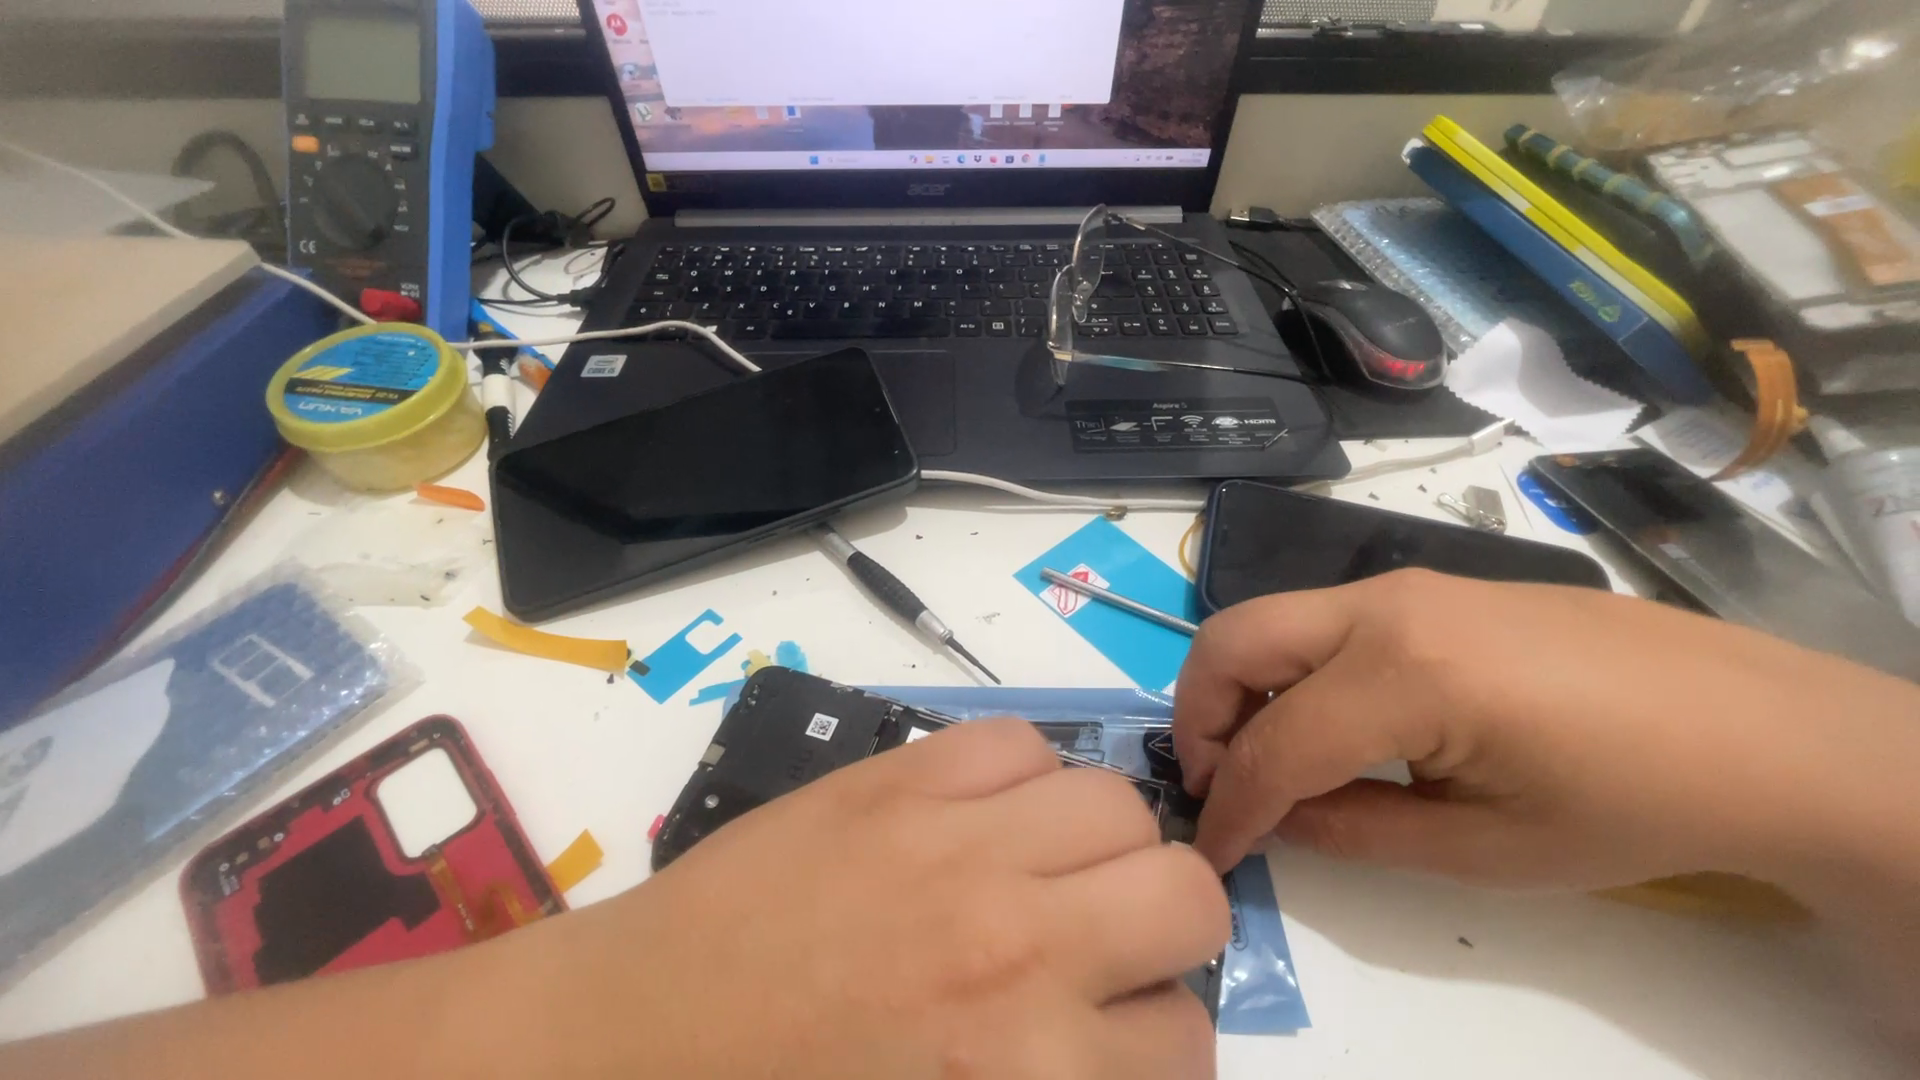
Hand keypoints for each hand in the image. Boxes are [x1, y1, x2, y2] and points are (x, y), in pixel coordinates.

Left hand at [494, 718, 1228, 1078]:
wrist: (636, 1038)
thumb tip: (1123, 1039)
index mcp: (1028, 1070)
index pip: (1186, 1040)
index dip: (1159, 1035)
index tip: (1118, 1027)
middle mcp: (1018, 944)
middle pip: (1185, 895)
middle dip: (1165, 922)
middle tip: (1107, 937)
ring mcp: (956, 843)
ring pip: (1118, 802)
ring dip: (1103, 842)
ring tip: (1048, 863)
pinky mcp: (899, 779)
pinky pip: (1017, 742)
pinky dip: (1024, 775)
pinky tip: (988, 812)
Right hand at [1173, 570, 1919, 895]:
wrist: (1771, 731)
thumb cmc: (1636, 804)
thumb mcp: (1484, 847)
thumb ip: (1351, 830)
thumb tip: (1270, 820)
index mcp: (1404, 673)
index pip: (1274, 745)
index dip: (1230, 806)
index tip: (1208, 851)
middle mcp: (1384, 605)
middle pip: (1232, 641)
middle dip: (1198, 716)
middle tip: (1212, 782)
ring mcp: (1404, 585)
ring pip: (1266, 619)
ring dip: (1238, 687)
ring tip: (1260, 756)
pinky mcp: (1426, 587)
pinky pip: (1317, 621)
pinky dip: (1285, 670)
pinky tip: (1322, 721)